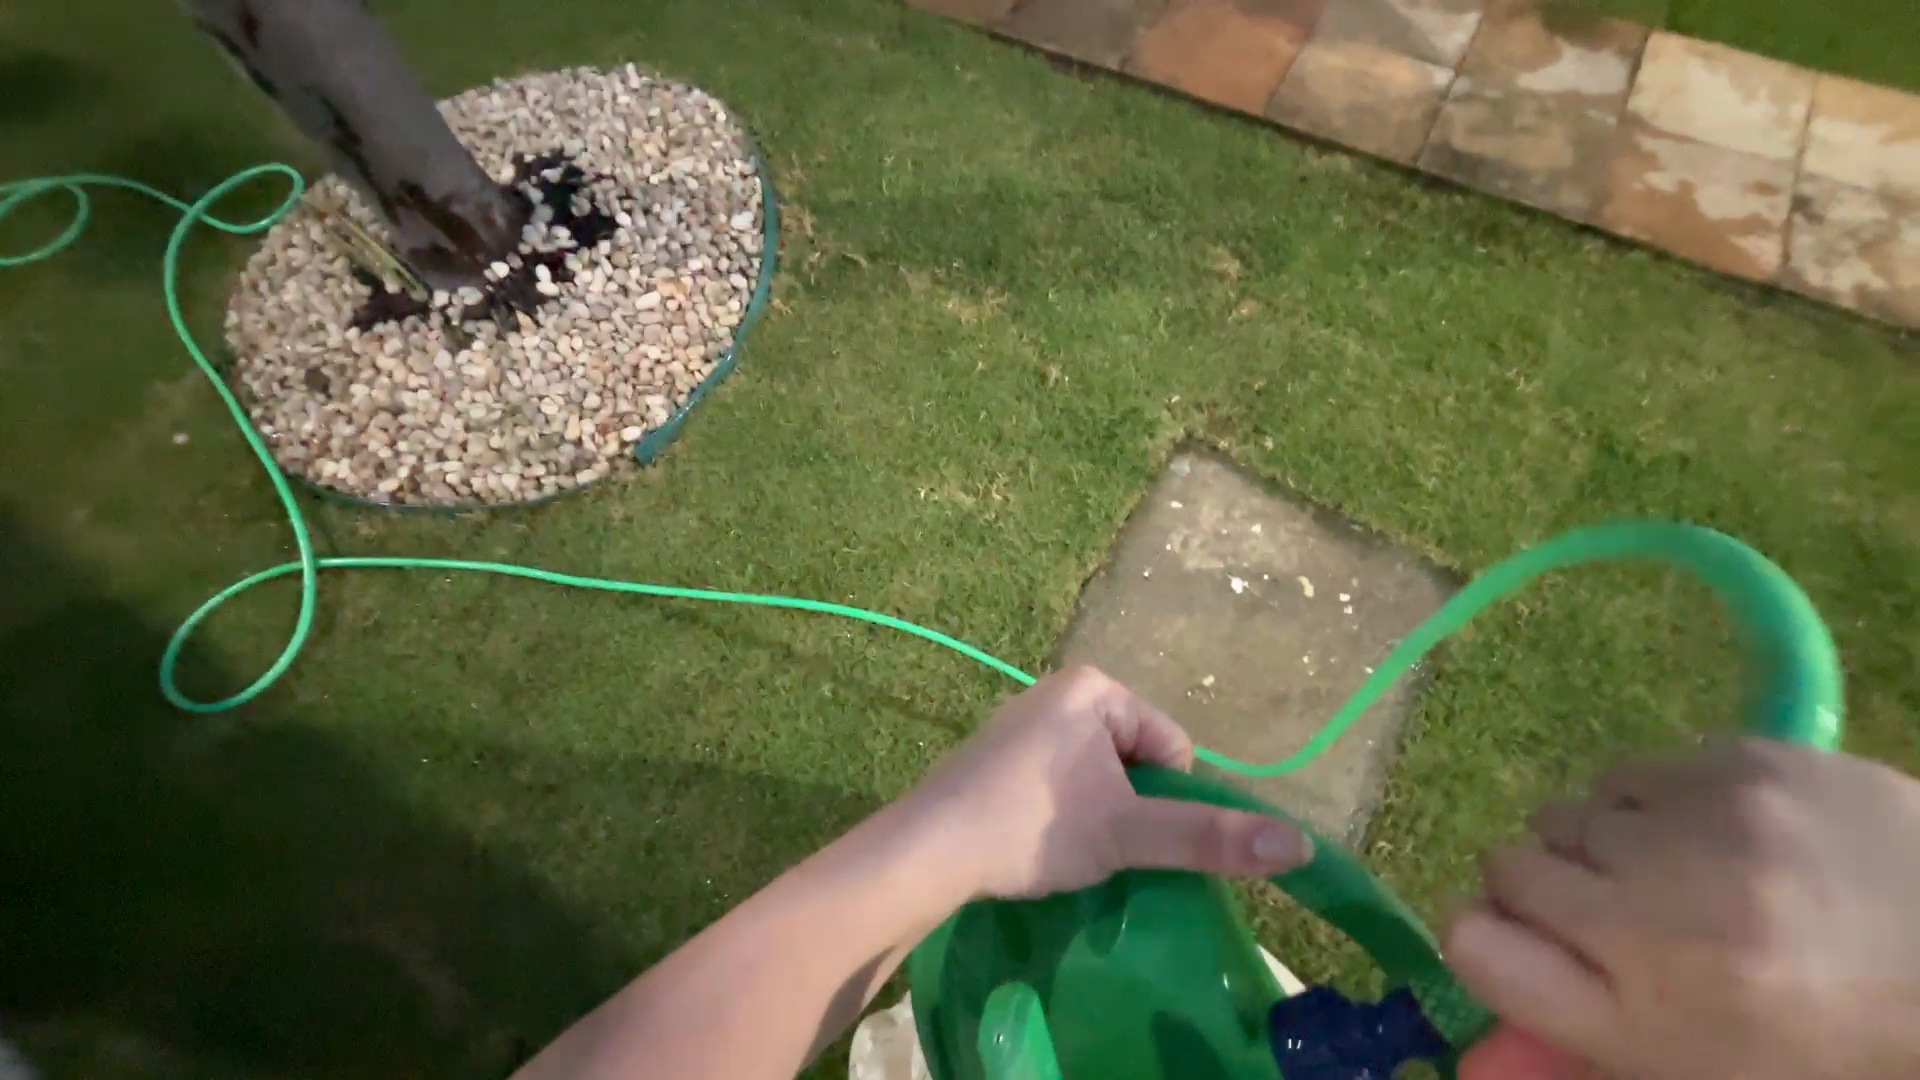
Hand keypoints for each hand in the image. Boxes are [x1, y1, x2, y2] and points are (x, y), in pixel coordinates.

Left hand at [904, 666, 1312, 899]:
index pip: (1172, 747)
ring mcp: (1027, 717)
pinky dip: (1065, 808)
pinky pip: (1062, 775)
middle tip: (1093, 841)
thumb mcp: (1127, 832)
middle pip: (1135, 759)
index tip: (1124, 834)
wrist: (930, 846)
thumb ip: (1208, 837)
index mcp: (1094, 687)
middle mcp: (1060, 688)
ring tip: (1065, 842)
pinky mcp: (1003, 749)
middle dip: (1128, 806)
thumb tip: (1300, 846)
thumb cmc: (1033, 827)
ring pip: (1099, 772)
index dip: (1163, 802)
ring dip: (1098, 811)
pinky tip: (1039, 836)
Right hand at [1448, 737, 1919, 1079]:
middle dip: (1557, 888)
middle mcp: (1663, 920)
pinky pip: (1628, 774)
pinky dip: (1658, 804)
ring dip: (1606, 844)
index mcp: (1652, 1021)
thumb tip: (1459, 985)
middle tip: (1636, 917)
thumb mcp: (1688, 1070)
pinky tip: (1728, 839)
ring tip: (1691, 879)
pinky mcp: (1743, 769)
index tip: (1542, 940)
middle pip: (1506, 865)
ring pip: (1566, 813)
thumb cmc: (1828, 1050)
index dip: (1491, 932)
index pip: (1469, 940)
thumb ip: (1559, 1026)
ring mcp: (1707, 833)